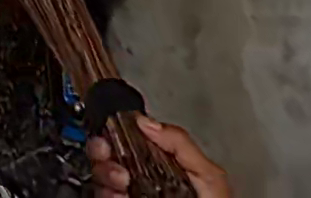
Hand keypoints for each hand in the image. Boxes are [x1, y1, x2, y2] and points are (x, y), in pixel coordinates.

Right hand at [86, 116, 230, 197]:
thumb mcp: (209, 177)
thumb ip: (181, 143)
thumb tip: (144, 120)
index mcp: (161, 166)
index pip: (127, 139)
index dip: (114, 130)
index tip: (109, 129)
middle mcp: (143, 180)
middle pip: (107, 153)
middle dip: (100, 148)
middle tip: (107, 152)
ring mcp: (134, 195)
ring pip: (100, 175)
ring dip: (104, 172)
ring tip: (121, 181)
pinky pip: (100, 195)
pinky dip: (105, 193)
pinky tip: (118, 195)